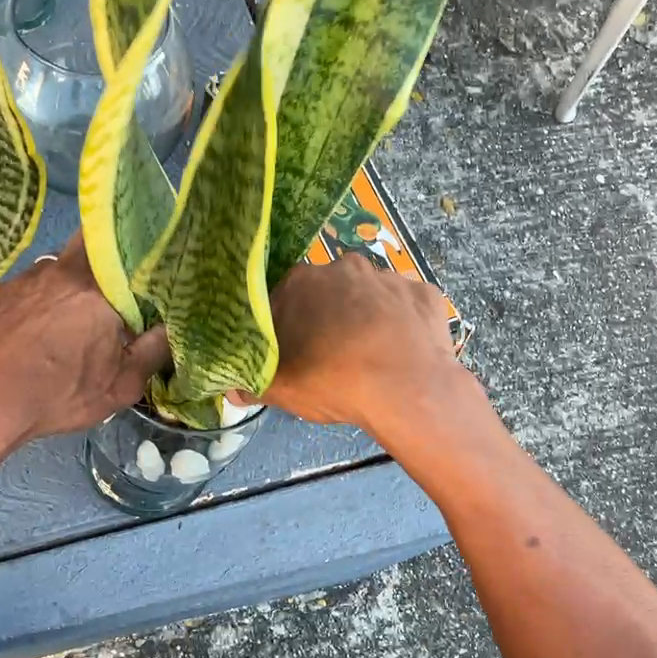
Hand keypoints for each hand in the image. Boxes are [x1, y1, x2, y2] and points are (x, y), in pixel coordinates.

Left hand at [0, 235, 168, 442]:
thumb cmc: (55, 397)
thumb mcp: (118, 388)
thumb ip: (153, 353)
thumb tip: (173, 328)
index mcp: (99, 291)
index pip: (131, 254)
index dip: (142, 257)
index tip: (150, 271)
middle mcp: (62, 272)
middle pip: (90, 243)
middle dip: (104, 257)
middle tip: (112, 286)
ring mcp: (25, 279)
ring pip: (57, 266)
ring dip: (68, 282)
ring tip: (68, 316)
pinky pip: (27, 287)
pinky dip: (37, 301)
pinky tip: (32, 330)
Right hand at [247, 254, 471, 430]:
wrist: (407, 388)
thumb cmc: (333, 381)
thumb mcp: (280, 390)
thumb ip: (252, 384)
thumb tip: (233, 389)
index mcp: (301, 281)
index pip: (283, 296)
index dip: (285, 324)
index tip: (290, 350)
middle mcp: (344, 267)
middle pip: (327, 292)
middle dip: (326, 317)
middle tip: (328, 356)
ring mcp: (389, 276)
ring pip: (368, 297)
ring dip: (364, 319)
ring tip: (367, 357)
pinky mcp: (423, 293)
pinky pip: (404, 306)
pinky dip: (400, 325)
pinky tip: (399, 353)